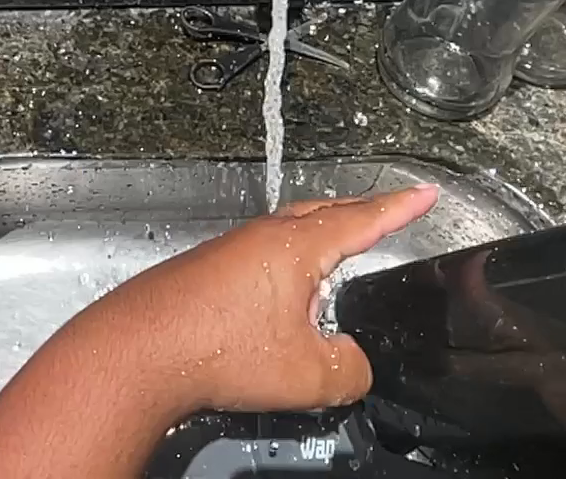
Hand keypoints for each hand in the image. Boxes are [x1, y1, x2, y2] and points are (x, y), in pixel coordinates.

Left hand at [69, 184, 441, 415]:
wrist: (142, 347)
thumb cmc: (218, 349)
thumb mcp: (309, 374)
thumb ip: (348, 367)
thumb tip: (351, 361)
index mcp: (295, 247)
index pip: (360, 220)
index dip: (399, 208)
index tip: (423, 191)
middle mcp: (263, 236)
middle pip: (323, 214)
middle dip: (360, 212)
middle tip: (387, 213)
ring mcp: (233, 248)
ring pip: (290, 230)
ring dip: (321, 236)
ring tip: (342, 250)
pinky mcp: (212, 268)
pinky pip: (265, 252)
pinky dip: (290, 261)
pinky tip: (289, 291)